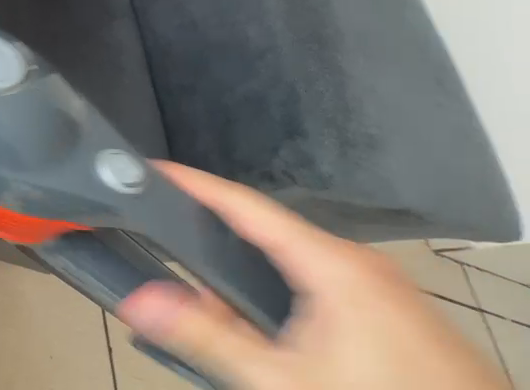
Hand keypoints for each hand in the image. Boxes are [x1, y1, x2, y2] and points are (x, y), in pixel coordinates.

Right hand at [119, 163, 507, 389]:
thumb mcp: (283, 380)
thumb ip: (204, 335)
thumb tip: (137, 300)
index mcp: (333, 264)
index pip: (242, 202)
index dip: (190, 181)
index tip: (148, 167)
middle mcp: (361, 265)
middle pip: (264, 233)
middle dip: (212, 245)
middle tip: (165, 252)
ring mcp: (386, 289)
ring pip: (294, 263)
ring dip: (248, 280)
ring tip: (215, 311)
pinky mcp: (400, 314)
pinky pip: (325, 285)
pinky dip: (284, 296)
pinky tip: (270, 334)